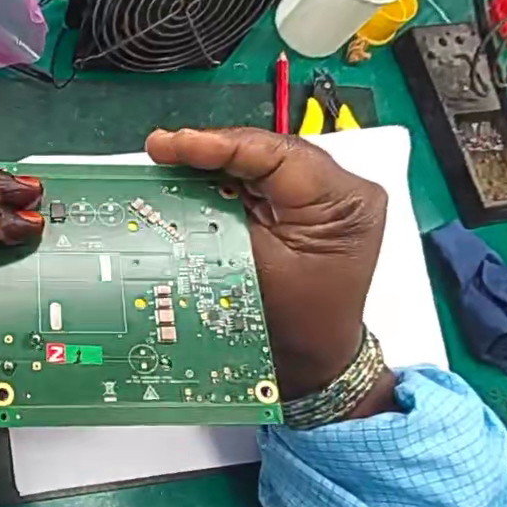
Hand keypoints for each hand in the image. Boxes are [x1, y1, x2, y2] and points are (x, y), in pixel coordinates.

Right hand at [144, 127, 395, 416]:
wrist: (313, 362)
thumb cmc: (299, 326)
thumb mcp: (261, 272)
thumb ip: (225, 225)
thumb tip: (182, 193)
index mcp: (345, 201)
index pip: (277, 154)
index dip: (219, 145)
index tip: (171, 144)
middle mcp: (336, 192)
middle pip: (265, 155)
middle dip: (211, 153)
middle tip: (162, 151)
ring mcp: (315, 202)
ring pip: (255, 169)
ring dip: (210, 169)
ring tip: (167, 164)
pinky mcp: (294, 215)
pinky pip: (251, 192)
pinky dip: (216, 191)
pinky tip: (186, 187)